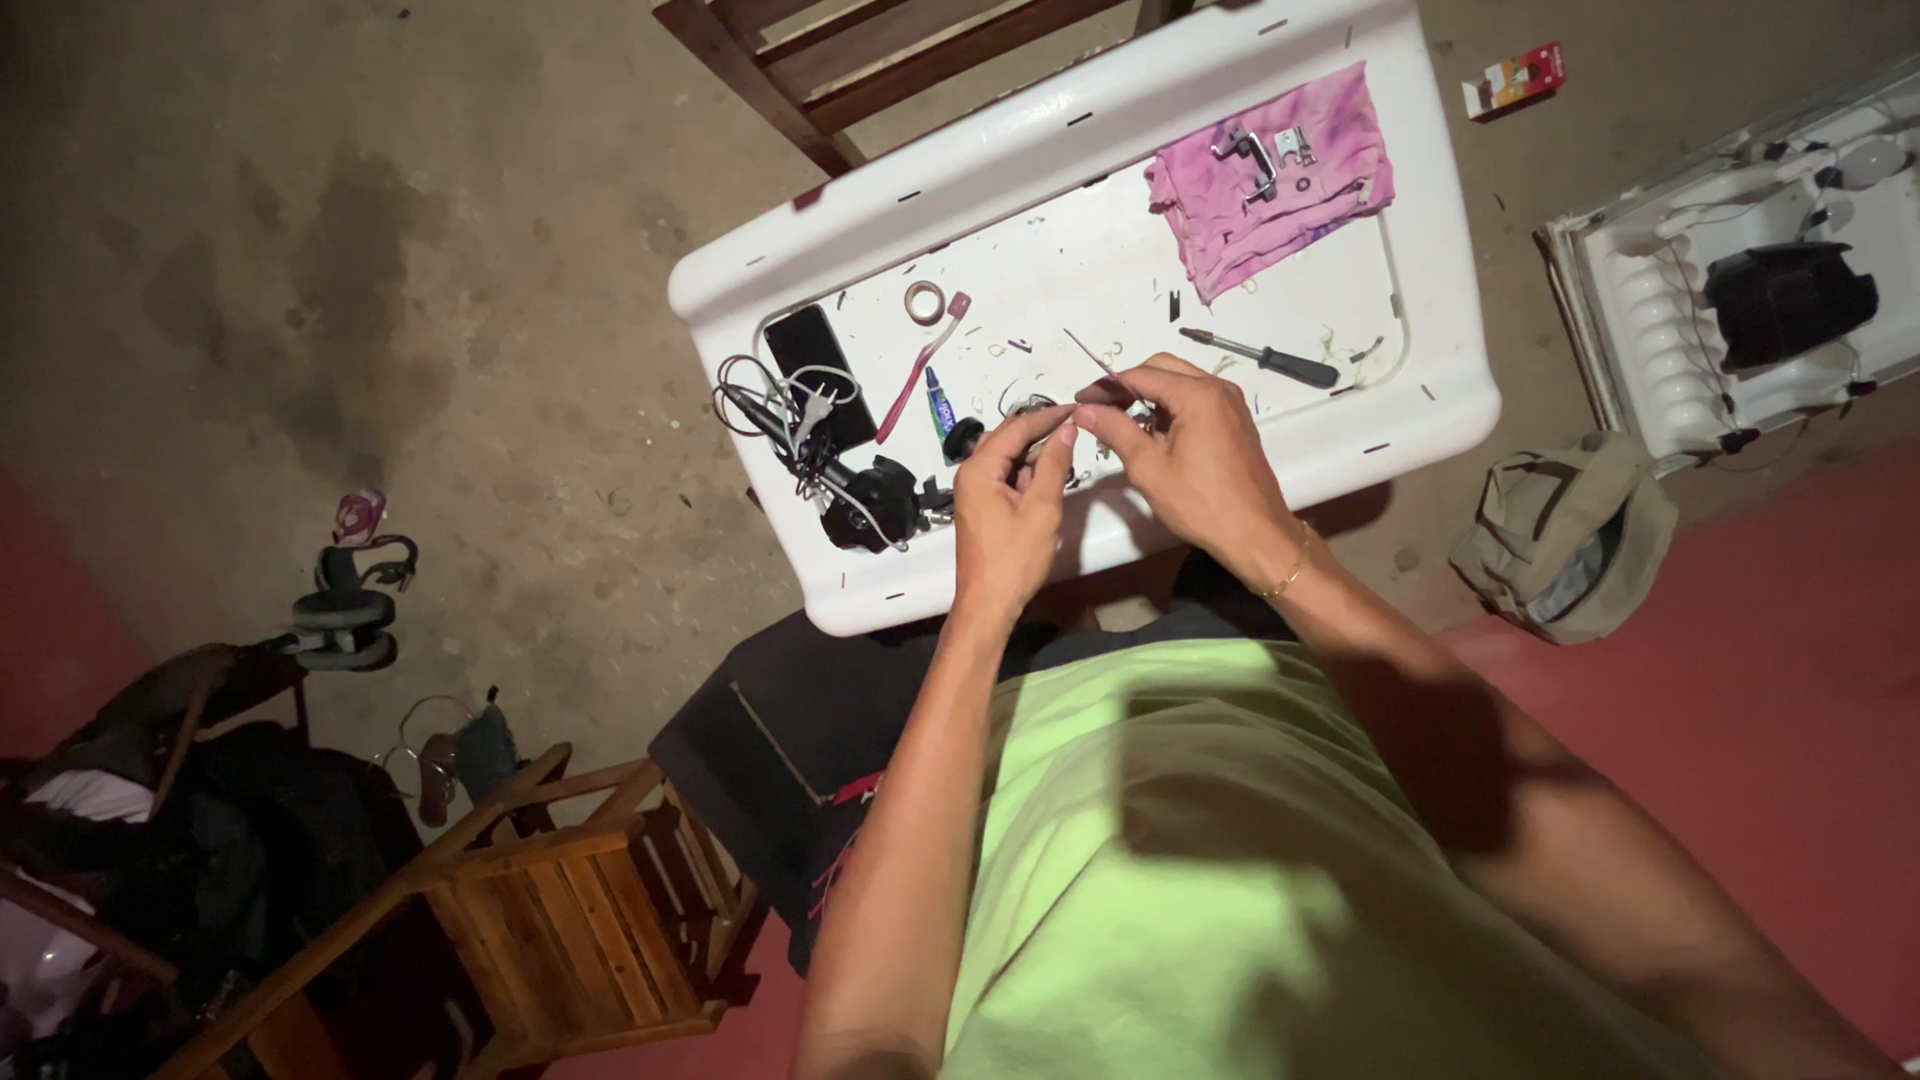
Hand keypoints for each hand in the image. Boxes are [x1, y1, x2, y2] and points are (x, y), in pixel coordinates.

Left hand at [951, 405, 1076, 627]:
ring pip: (1005, 457)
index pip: (1016, 428)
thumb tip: (1067, 428)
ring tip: (1067, 445)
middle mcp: (970, 473)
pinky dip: (1025, 471)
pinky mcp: (980, 505)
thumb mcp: (1042, 508)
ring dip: (1034, 451)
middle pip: (1007, 437)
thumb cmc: (1015, 558)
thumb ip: (1054, 464)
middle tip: (1074, 424)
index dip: (1048, 416)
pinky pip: (1003, 476)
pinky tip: (1048, 472)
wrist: (988, 603)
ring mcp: (973, 490)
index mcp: (979, 469)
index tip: (1077, 408)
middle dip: (1040, 429)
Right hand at [1074, 353, 1303, 585]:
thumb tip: (1085, 410)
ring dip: (1149, 396)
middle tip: (1099, 409)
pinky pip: (1196, 400)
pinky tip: (1153, 432)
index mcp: (1198, 395)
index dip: (1106, 386)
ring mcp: (1230, 403)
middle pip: (1163, 369)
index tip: (1081, 401)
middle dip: (1128, 385)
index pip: (1141, 375)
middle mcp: (1218, 389)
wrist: (1254, 533)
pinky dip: (1170, 407)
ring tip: (1121, 422)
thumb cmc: (1199, 503)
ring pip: (1180, 383)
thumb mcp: (1148, 467)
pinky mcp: (1235, 420)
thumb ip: (1115, 430)